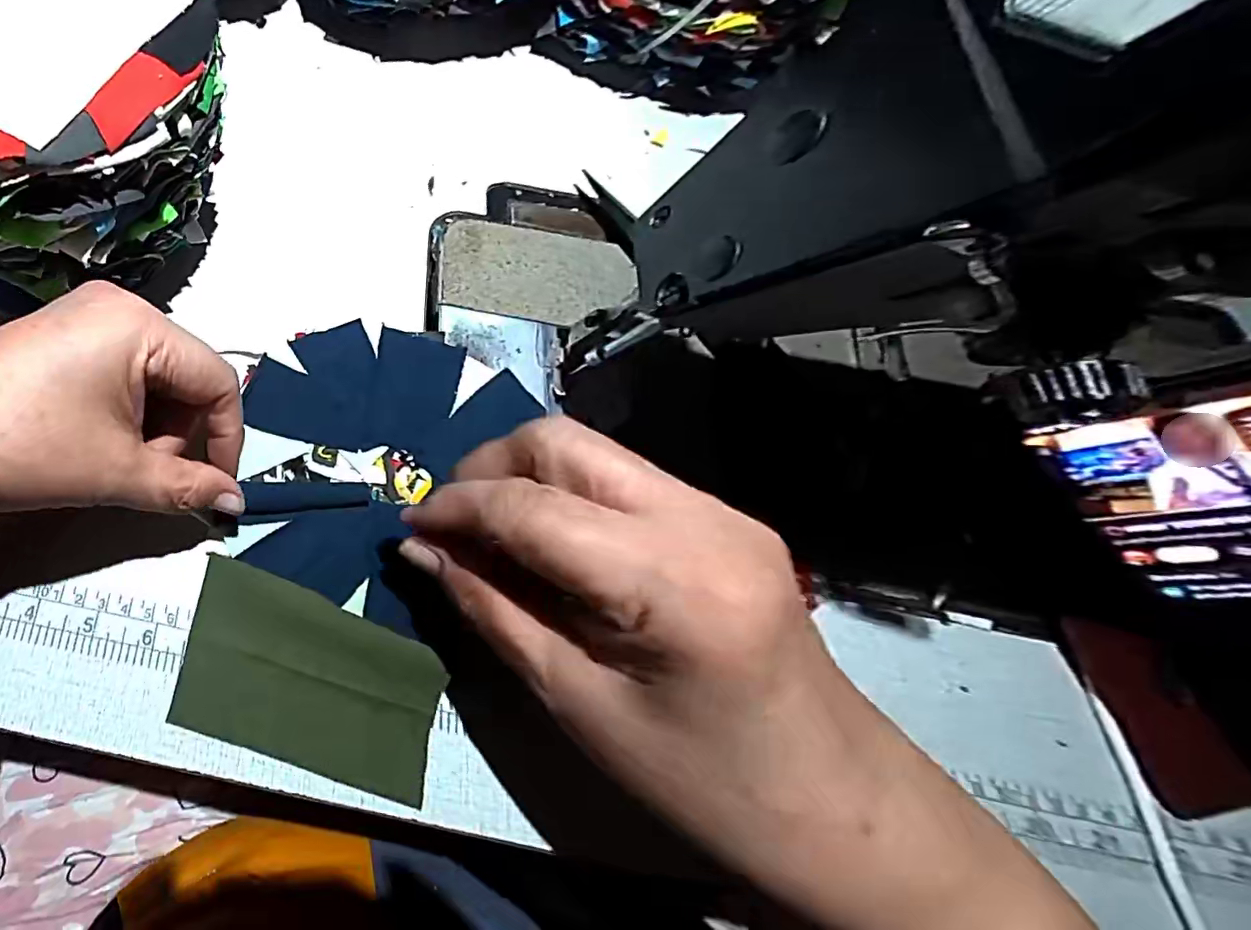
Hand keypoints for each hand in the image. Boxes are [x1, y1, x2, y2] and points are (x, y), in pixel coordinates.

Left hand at [0, 282, 243, 531]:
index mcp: (140, 324)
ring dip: (155, 426)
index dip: (228, 436)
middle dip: (181, 433)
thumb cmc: (26, 449)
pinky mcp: (63, 333)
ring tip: (118, 461)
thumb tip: (236, 504)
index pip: (217, 379)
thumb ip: (187, 487)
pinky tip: (98, 440)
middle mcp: (119, 306)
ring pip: (156, 376)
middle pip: (186, 376)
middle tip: (151, 474)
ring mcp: (86, 315)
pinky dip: (127, 410)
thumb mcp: (118, 472)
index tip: (217, 484)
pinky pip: (123, 369)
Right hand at [398, 417, 1091, 929]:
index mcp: (670, 581)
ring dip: (521, 475)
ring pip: (587, 447)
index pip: (532, 506)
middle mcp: (701, 518)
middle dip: (486, 467)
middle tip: (449, 523)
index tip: (409, 525)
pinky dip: (561, 492)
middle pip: (560, 441)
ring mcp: (719, 508)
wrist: (842, 810)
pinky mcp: (721, 515)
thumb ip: (490, 608)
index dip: (457, 506)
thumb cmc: (699, 781)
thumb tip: (421, 549)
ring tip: (487, 530)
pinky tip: (543, 539)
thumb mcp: (574, 702)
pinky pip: (616, 476)